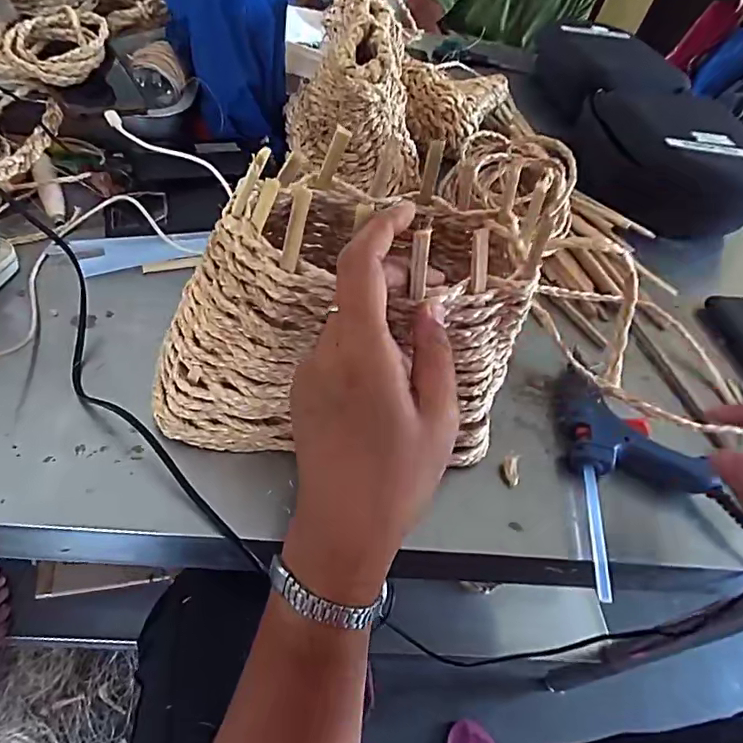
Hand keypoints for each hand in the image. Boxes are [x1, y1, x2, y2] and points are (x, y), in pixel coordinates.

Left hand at [285, 203, 456, 605]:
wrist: (341, 528)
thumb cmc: (399, 478)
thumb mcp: (439, 416)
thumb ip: (436, 352)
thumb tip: (430, 306)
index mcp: (362, 353)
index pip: (359, 268)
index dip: (380, 229)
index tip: (407, 214)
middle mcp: (326, 352)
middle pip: (354, 290)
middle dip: (393, 275)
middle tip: (434, 293)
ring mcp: (308, 370)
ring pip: (346, 319)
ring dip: (380, 311)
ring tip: (417, 340)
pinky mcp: (303, 388)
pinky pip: (336, 345)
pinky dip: (364, 337)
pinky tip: (389, 370)